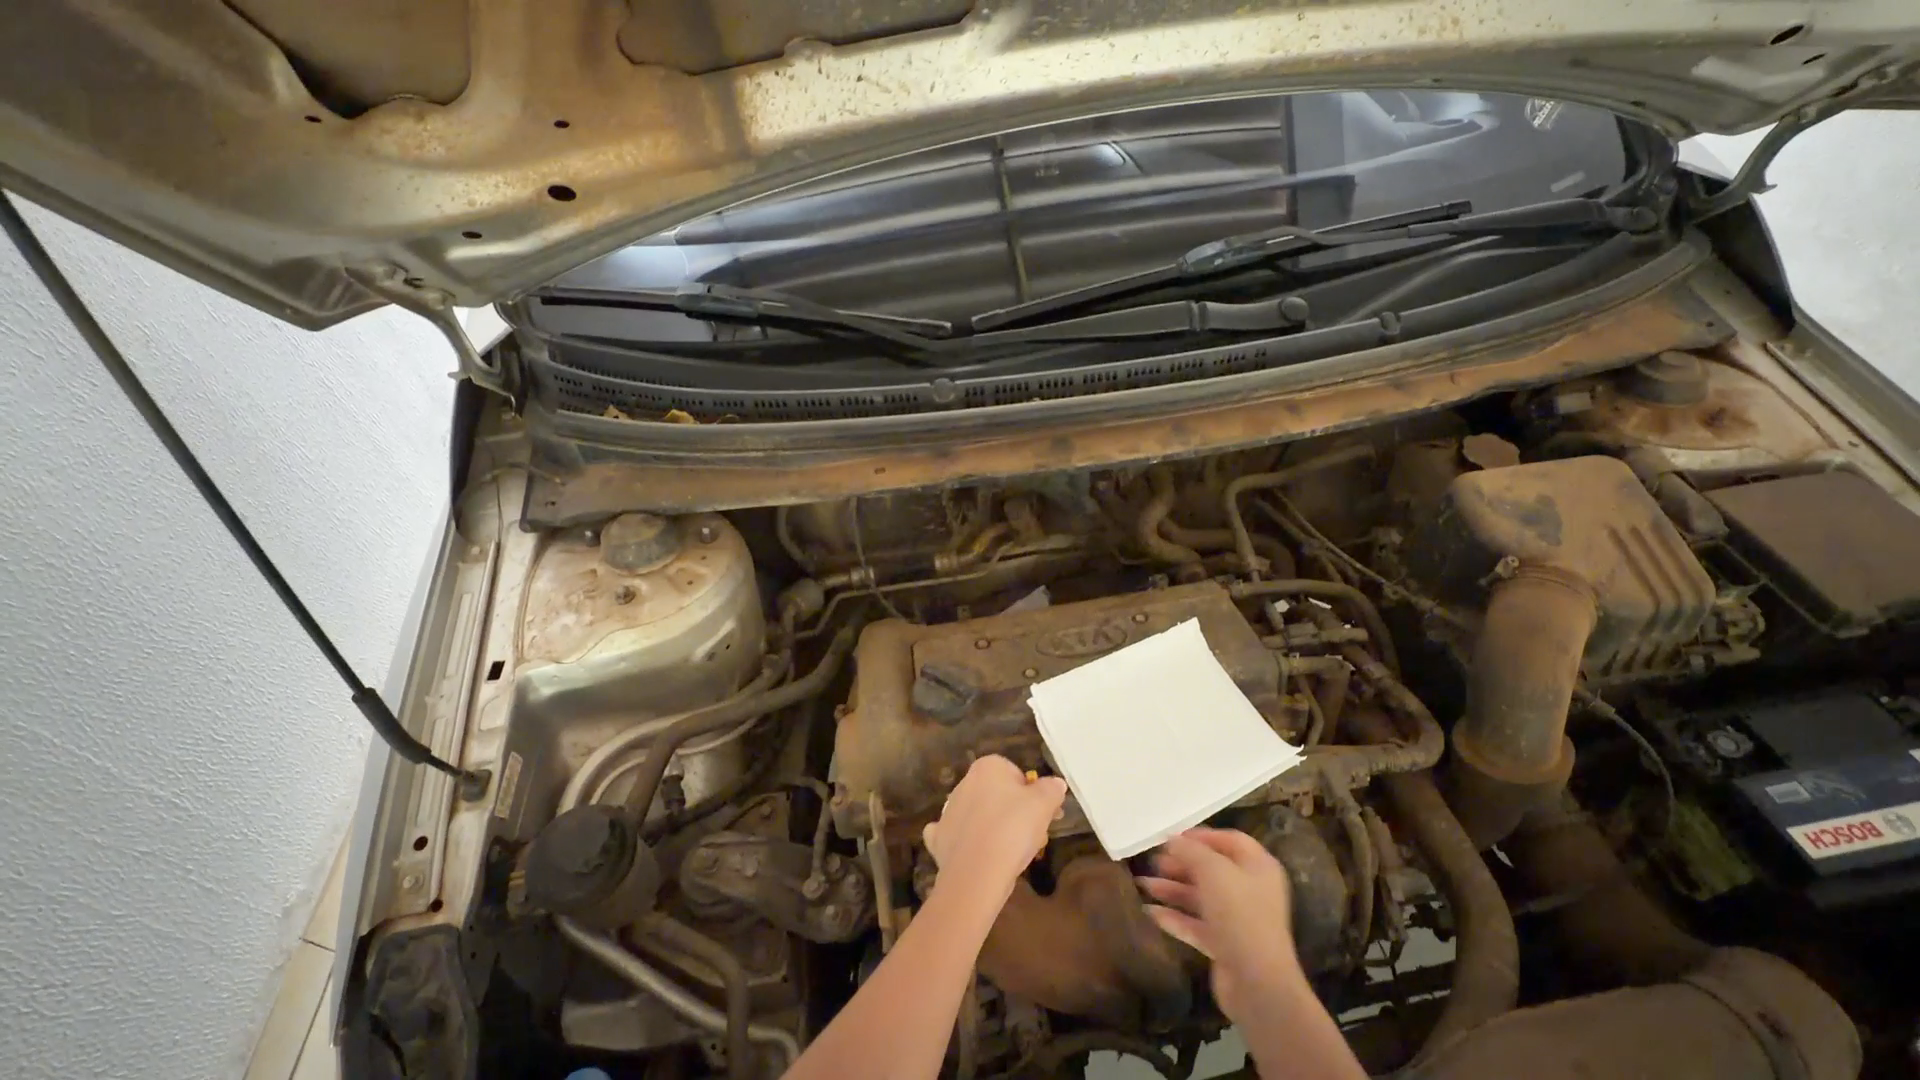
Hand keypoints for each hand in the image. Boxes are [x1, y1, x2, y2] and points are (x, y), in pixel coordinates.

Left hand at [923, 756, 1067, 905]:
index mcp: (986, 768)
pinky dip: (969, 842)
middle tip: (1035, 836)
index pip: (1016, 773)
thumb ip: (1052, 789)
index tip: (1044, 814)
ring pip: (981, 816)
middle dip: (1017, 813)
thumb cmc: (1013, 828)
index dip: (1033, 794)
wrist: (977, 871)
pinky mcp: (940, 839)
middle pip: (998, 795)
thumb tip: (1055, 784)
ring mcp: (948, 811)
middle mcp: (964, 784)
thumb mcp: (1044, 804)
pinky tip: (980, 854)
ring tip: (1014, 854)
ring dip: (996, 829)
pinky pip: (959, 836)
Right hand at [1138, 827, 1301, 1018]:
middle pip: (1212, 869)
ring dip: (1172, 889)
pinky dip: (1173, 917)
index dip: (1201, 835)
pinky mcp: (1223, 944)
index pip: (1230, 840)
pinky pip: (1195, 924)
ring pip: (1200, 897)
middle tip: (1152, 861)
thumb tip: (1172, 840)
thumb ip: (1191, 851)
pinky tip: (1148, 911)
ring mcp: (1236, 919)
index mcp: (1258, 867)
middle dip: (1181, 864)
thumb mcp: (1214, 872)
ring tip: (1142, 884)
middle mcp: (1249, 890)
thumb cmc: (1240, 915)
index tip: (1170, 836)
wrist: (1257, 982)